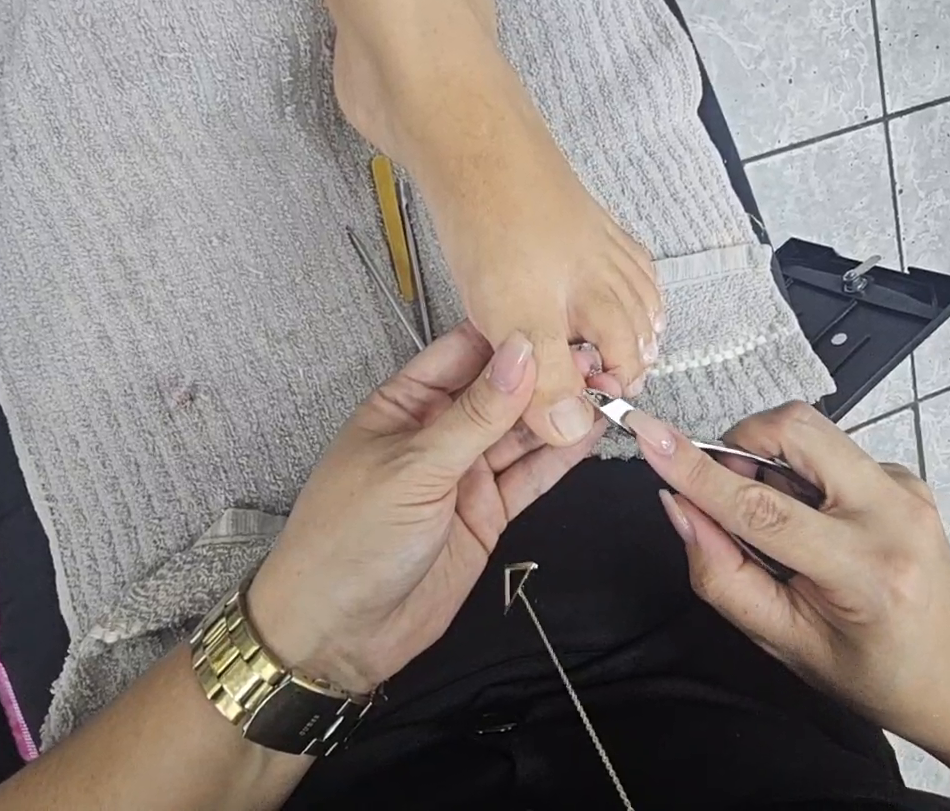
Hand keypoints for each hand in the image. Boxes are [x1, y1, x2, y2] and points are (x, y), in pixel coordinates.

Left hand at [245, 323, 608, 692]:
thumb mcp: (415, 467)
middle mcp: (440, 429)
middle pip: (501, 391)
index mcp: (407, 402)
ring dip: (561, 412)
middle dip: (547, 374)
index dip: (511, 334)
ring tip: (611, 388)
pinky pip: (530, 475)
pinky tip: (593, 432)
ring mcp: (467, 471)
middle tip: (600, 357)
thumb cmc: (353, 535)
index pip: (465, 352)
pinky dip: (561, 457)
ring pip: (522, 432)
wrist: (339, 634)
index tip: (561, 316)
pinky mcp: (489, 510)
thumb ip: (476, 414)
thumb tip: (522, 350)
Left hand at [333, 29, 662, 450]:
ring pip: (608, 279)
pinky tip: (553, 279)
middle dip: (622, 352)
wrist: (452, 113)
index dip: (615, 387)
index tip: (589, 415)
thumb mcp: (520, 312)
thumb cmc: (490, 210)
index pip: (631, 349)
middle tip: (596, 385)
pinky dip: (575, 277)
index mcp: (601, 287)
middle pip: (633, 311)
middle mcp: (596, 256)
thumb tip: (574, 431)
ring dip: (607, 316)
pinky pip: (572, 251)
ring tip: (596, 344)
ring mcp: (568, 225)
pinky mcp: (530, 205)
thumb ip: (549, 376)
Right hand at [623, 402, 949, 739]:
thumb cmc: (871, 670)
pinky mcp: (904, 474)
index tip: (649, 435)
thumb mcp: (784, 641)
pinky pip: (828, 446)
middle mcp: (894, 515)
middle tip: (730, 490)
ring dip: (769, 457)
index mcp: (866, 572)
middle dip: (741, 444)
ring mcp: (906, 487)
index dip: (694, 469)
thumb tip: (679, 505)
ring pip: (809, 429)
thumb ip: (721, 573)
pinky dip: (798, 471)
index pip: (760, 507)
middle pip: (795, 429)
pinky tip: (813, 518)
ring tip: (776, 515)